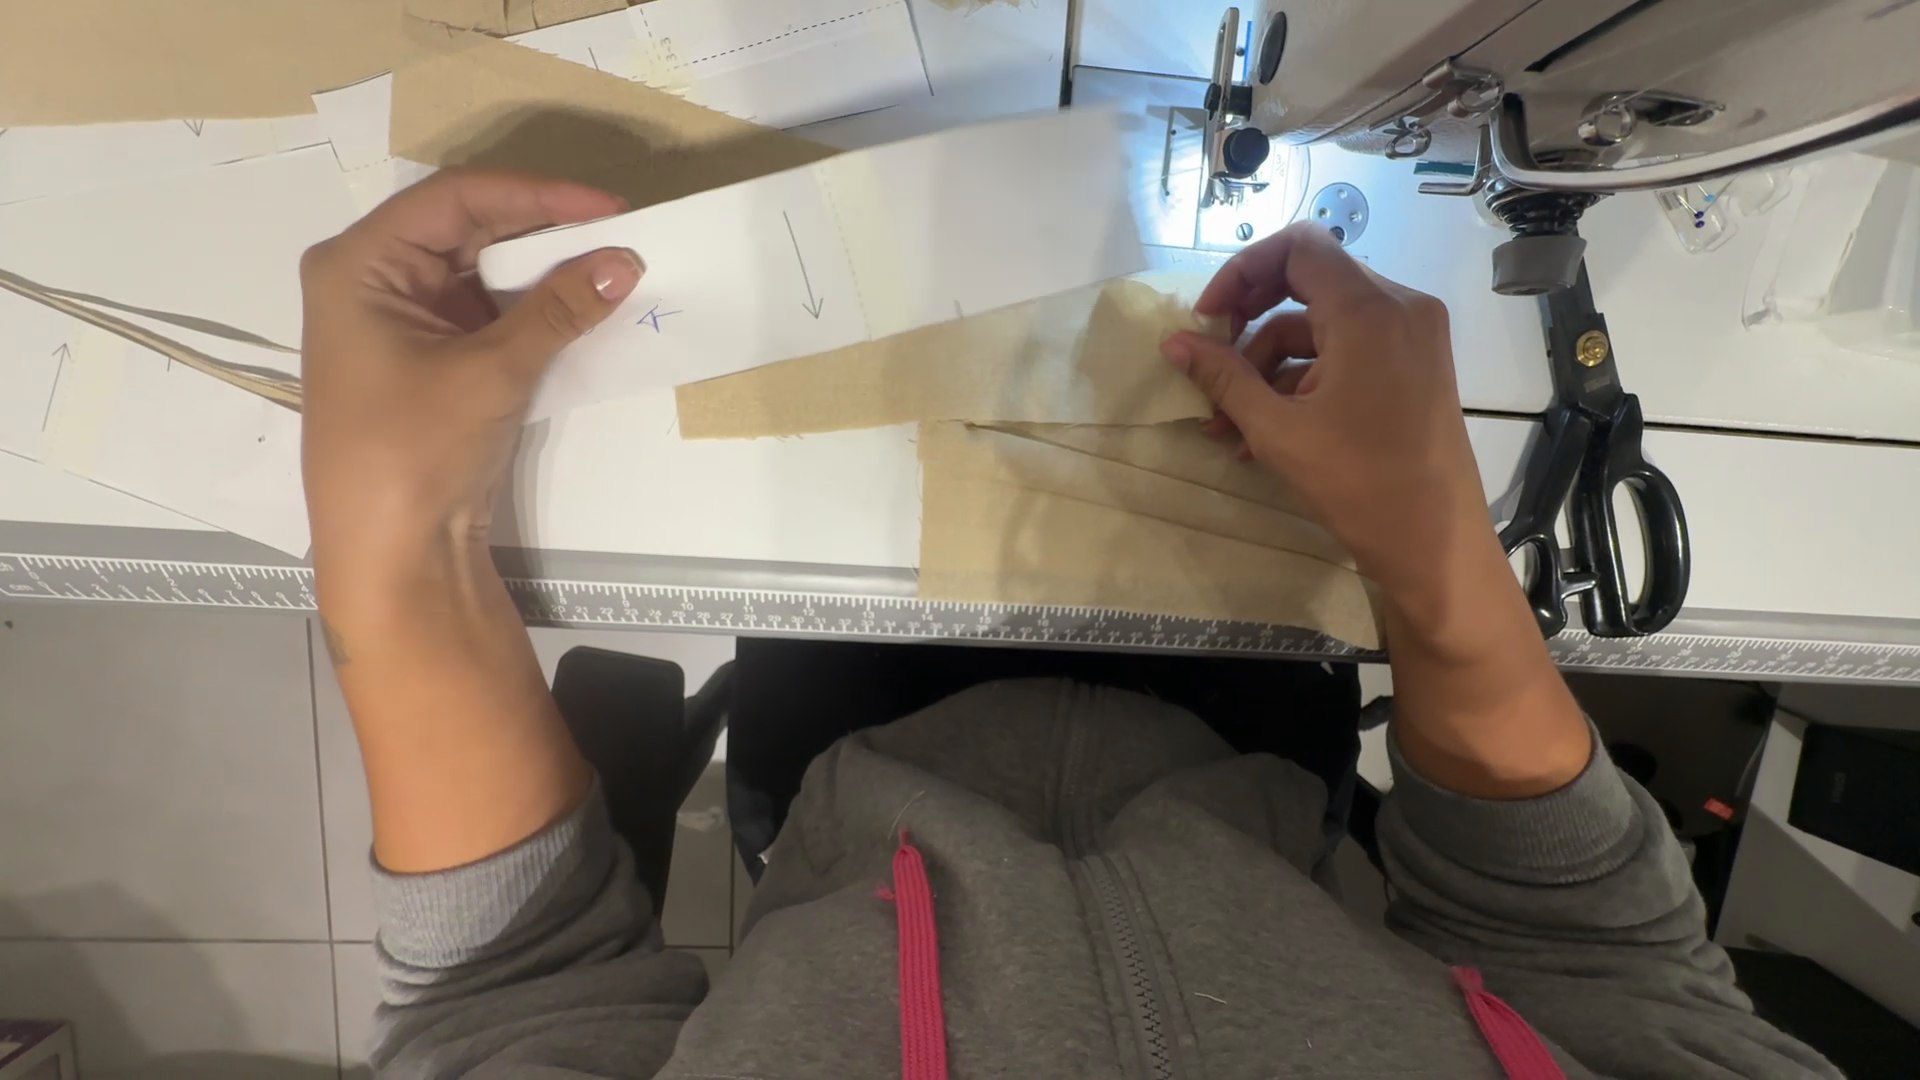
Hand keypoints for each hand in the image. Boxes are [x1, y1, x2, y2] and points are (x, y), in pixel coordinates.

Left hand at [299, 168, 641, 607]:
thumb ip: (559, 311)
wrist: (394, 544)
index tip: (609, 208)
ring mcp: (415, 322)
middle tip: (620, 236)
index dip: (537, 195)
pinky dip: (543, 312)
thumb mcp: (492, 370)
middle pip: (473, 232)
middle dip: (548, 232)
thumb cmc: (416, 446)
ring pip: (491, 275)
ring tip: (613, 269)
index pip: (457, 200)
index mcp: (362, 263)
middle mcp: (383, 280)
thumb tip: (625, 262)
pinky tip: (587, 310)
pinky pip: (499, 317)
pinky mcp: (445, 360)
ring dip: (550, 273)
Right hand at [1164, 223, 1589, 797]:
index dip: (1241, 273)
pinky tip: (1262, 430)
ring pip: (1320, 327)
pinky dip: (1300, 381)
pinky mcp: (1411, 369)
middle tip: (1210, 365)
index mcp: (1368, 310)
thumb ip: (1222, 377)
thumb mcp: (1275, 428)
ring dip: (1266, 366)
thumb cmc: (1355, 480)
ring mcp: (1409, 339)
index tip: (1207, 320)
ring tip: (1226, 423)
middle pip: (1306, 285)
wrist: (1431, 540)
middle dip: (1248, 324)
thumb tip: (1174, 342)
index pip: (1298, 247)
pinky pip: (1344, 354)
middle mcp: (1397, 308)